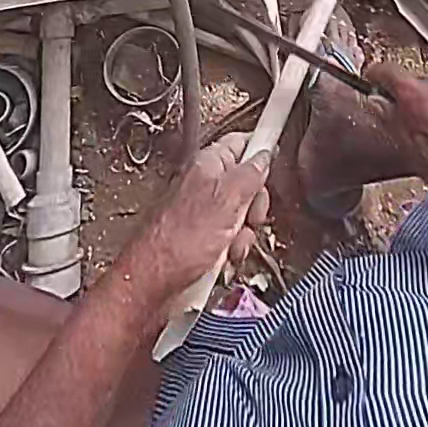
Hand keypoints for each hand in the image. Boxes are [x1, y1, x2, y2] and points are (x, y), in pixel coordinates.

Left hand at [117, 132, 269, 304]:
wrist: (152, 284)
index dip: (260, 150)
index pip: (242, 142)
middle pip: (248, 183)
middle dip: (254, 205)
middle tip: (248, 217)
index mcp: (209, 164)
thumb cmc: (179, 240)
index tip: (275, 159)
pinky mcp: (202, 237)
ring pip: (242, 215)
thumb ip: (251, 174)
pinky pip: (231, 238)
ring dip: (243, 234)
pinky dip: (232, 250)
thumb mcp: (228, 199)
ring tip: (230, 245)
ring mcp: (204, 212)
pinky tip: (222, 259)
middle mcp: (205, 184)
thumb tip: (266, 154)